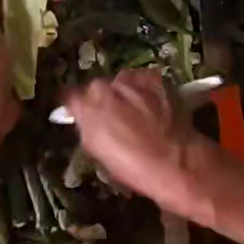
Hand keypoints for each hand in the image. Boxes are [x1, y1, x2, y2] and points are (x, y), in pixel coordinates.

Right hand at [61, 70, 213, 212]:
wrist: (175, 161)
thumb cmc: (130, 165)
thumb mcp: (95, 150)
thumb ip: (84, 126)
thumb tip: (81, 116)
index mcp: (86, 105)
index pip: (69, 96)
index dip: (74, 105)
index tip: (78, 113)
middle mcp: (105, 86)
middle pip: (96, 88)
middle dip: (102, 100)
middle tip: (113, 117)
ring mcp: (131, 79)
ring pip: (121, 82)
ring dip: (124, 93)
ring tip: (137, 112)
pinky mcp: (155, 78)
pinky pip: (143, 80)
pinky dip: (145, 90)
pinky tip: (154, 106)